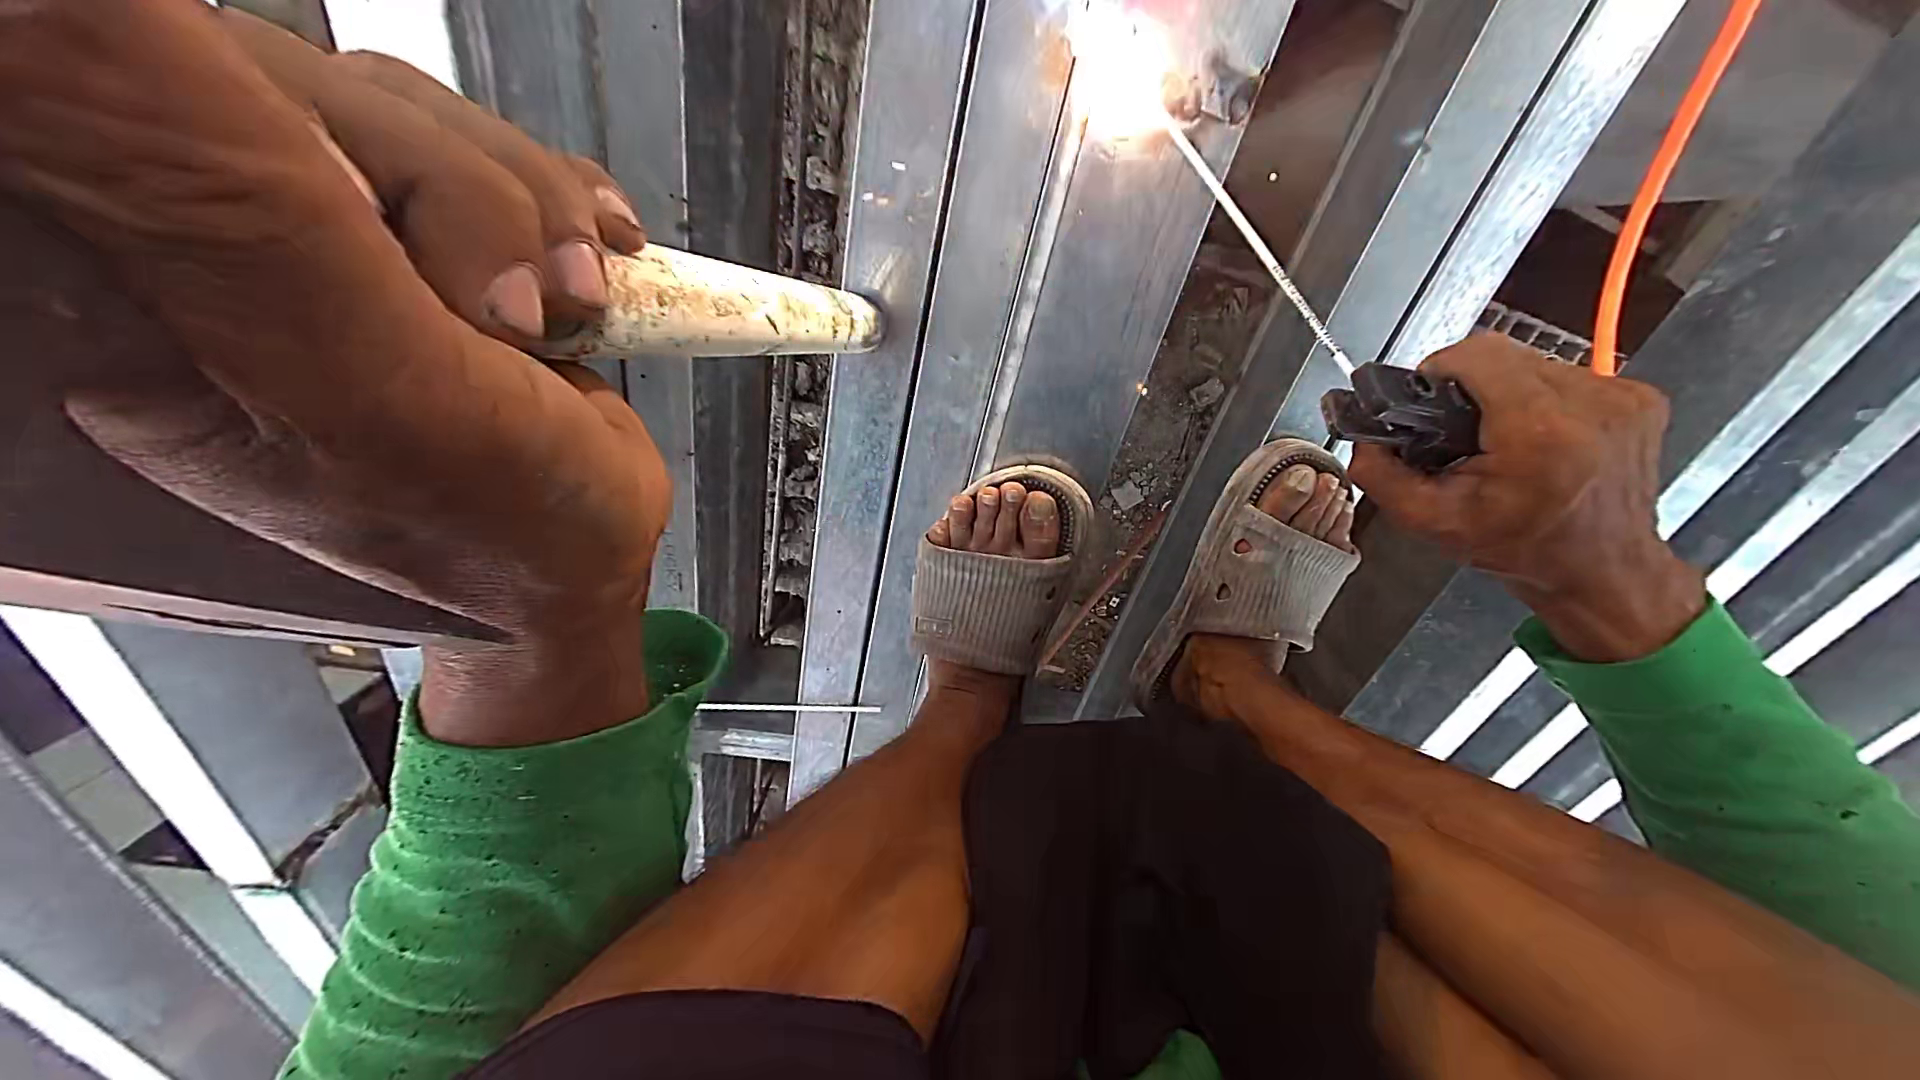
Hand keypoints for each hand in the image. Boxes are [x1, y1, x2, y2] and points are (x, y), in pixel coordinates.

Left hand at [0, 0, 667, 742]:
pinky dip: (574, 199)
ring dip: (542, 214)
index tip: (406, 264)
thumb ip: (234, 212)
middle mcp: (220, 243)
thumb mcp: (376, 393)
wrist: (587, 548)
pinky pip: (499, 144)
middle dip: (471, 200)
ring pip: (420, 111)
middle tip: (526, 325)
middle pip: (313, 89)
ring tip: (578, 313)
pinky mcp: (447, 233)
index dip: (279, 143)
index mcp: (135, 288)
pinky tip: (606, 256)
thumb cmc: (499, 517)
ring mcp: (346, 231)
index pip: (106, 85)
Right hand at [1351, 334, 1705, 661]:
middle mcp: (1591, 403)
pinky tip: (1529, 436)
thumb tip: (1364, 440)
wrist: (1601, 569)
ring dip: (1500, 390)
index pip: (1476, 355)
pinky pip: (1563, 374)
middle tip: (1454, 430)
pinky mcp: (1637, 396)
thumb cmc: (1521, 548)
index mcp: (1540, 431)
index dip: (1437, 370)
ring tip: (1492, 437)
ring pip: (1531, 361)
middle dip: (1466, 385)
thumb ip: (1380, 476)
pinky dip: (1535, 398)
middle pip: (1501, 355)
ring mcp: (1621, 396)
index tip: (1426, 400)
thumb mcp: (1428, 520)